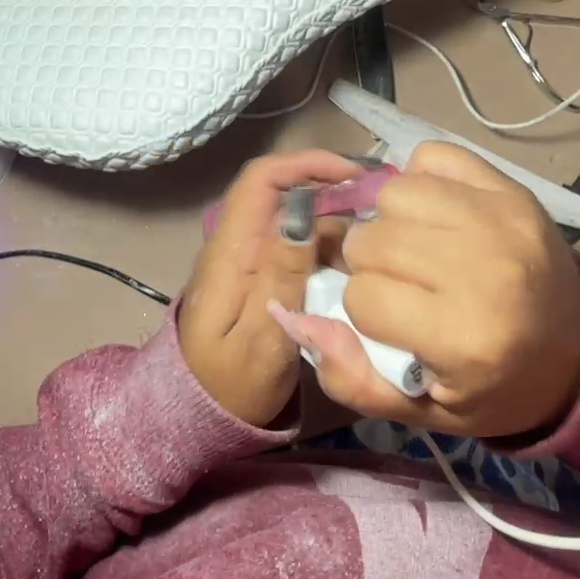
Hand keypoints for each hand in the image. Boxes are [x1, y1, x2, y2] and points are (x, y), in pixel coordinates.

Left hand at [180, 150, 362, 426]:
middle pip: (278, 190)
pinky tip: (356, 260)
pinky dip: (324, 241)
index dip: (305, 164)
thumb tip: (302, 213)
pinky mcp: (258, 275)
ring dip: (329, 214)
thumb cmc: (230, 383)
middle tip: (378, 201)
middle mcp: (236, 243)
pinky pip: (292, 242)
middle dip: (326, 185)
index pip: (259, 180)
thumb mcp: (262, 337)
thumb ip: (282, 277)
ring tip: (376, 232)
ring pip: (289, 215)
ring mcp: (247, 258)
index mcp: (230, 251)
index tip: (352, 173)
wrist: (202, 414)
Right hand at [272, 142, 579, 439]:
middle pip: (371, 239)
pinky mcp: (513, 189)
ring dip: (391, 220)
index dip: (365, 310)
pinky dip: (422, 179)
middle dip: (371, 263)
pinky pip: (433, 155)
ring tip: (416, 245)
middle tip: (401, 282)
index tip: (393, 323)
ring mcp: (501, 220)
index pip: (362, 295)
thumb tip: (298, 318)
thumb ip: (352, 376)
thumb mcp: (423, 412)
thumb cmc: (496, 388)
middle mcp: (484, 269)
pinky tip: (435, 212)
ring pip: (394, 193)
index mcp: (463, 335)